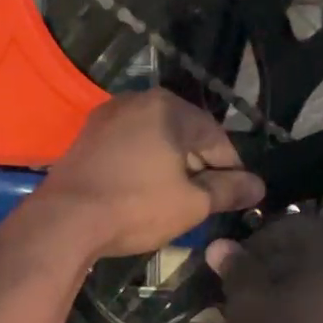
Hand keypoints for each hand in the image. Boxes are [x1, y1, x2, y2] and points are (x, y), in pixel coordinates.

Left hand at [30, 90, 264, 258]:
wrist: (64, 220)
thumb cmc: (135, 206)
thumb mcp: (191, 203)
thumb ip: (227, 190)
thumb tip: (258, 186)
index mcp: (169, 108)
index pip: (216, 138)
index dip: (231, 170)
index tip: (236, 196)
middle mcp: (137, 101)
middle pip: (183, 135)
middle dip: (198, 167)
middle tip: (205, 202)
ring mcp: (106, 117)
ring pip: (153, 141)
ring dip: (168, 168)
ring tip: (174, 201)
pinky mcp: (85, 138)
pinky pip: (126, 149)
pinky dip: (140, 167)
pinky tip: (141, 194)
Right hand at [206, 215, 322, 322]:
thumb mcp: (250, 310)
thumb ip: (237, 271)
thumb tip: (221, 246)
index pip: (295, 226)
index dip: (259, 241)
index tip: (236, 267)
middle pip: (320, 250)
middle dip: (283, 264)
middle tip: (251, 290)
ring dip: (305, 286)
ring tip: (275, 313)